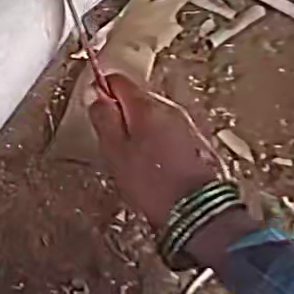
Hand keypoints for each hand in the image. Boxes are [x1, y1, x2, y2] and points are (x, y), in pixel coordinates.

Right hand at [88, 71, 223, 224]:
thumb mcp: (114, 150)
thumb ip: (103, 118)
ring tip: (130, 155)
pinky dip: (156, 139)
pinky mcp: (198, 143)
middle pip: (137, 97)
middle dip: (121, 111)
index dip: (102, 88)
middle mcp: (170, 109)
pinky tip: (151, 162)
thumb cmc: (152, 183)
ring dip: (138, 127)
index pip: (118, 80)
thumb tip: (96, 96)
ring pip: (153, 115)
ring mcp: (187, 125)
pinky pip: (168, 130)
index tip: (95, 105)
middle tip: (110, 138)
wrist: (198, 213)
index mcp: (146, 107)